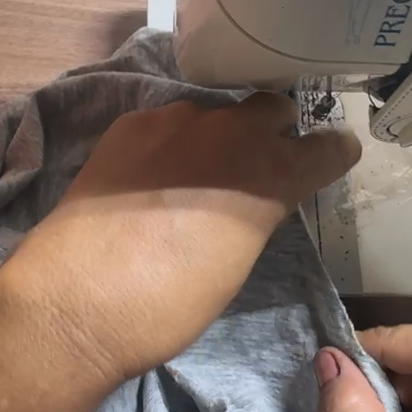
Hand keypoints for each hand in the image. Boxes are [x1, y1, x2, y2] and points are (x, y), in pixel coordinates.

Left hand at [0, 92, 359, 383]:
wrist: (80, 298)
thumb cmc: (171, 304)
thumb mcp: (239, 261)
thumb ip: (256, 212)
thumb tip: (250, 196)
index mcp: (273, 177)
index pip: (329, 147)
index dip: (330, 153)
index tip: (327, 158)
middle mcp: (233, 134)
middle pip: (271, 108)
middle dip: (271, 130)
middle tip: (250, 164)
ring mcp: (179, 120)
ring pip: (213, 113)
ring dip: (212, 137)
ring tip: (184, 177)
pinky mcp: (132, 122)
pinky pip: (165, 123)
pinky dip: (165, 144)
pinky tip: (143, 177)